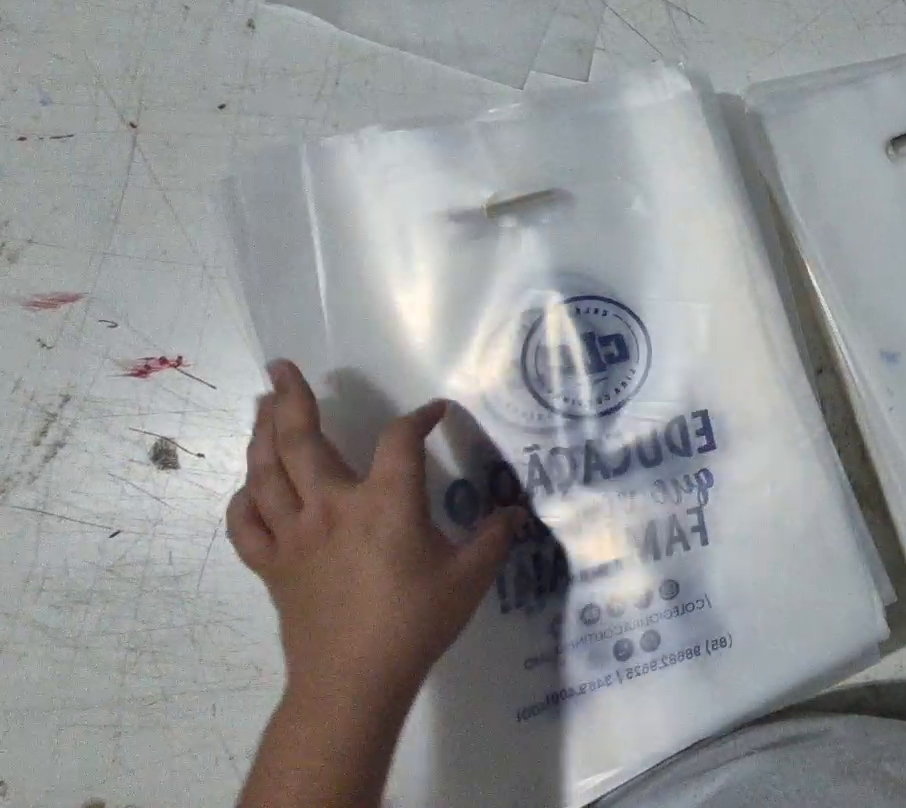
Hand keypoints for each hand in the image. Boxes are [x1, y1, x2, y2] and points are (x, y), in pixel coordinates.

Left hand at [227, 360, 520, 716]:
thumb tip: (515, 512)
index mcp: (385, 503)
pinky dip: (245, 498)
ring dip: (262, 434)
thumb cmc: (417, 619)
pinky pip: (245, 523)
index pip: (400, 440)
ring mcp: (294, 536)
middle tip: (282, 369)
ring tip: (264, 405)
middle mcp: (332, 507)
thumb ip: (495, 535)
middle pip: (301, 442)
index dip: (421, 418)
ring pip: (265, 473)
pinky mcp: (272, 565)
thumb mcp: (472, 573)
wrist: (352, 680)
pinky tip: (251, 486)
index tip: (437, 411)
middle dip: (290, 400)